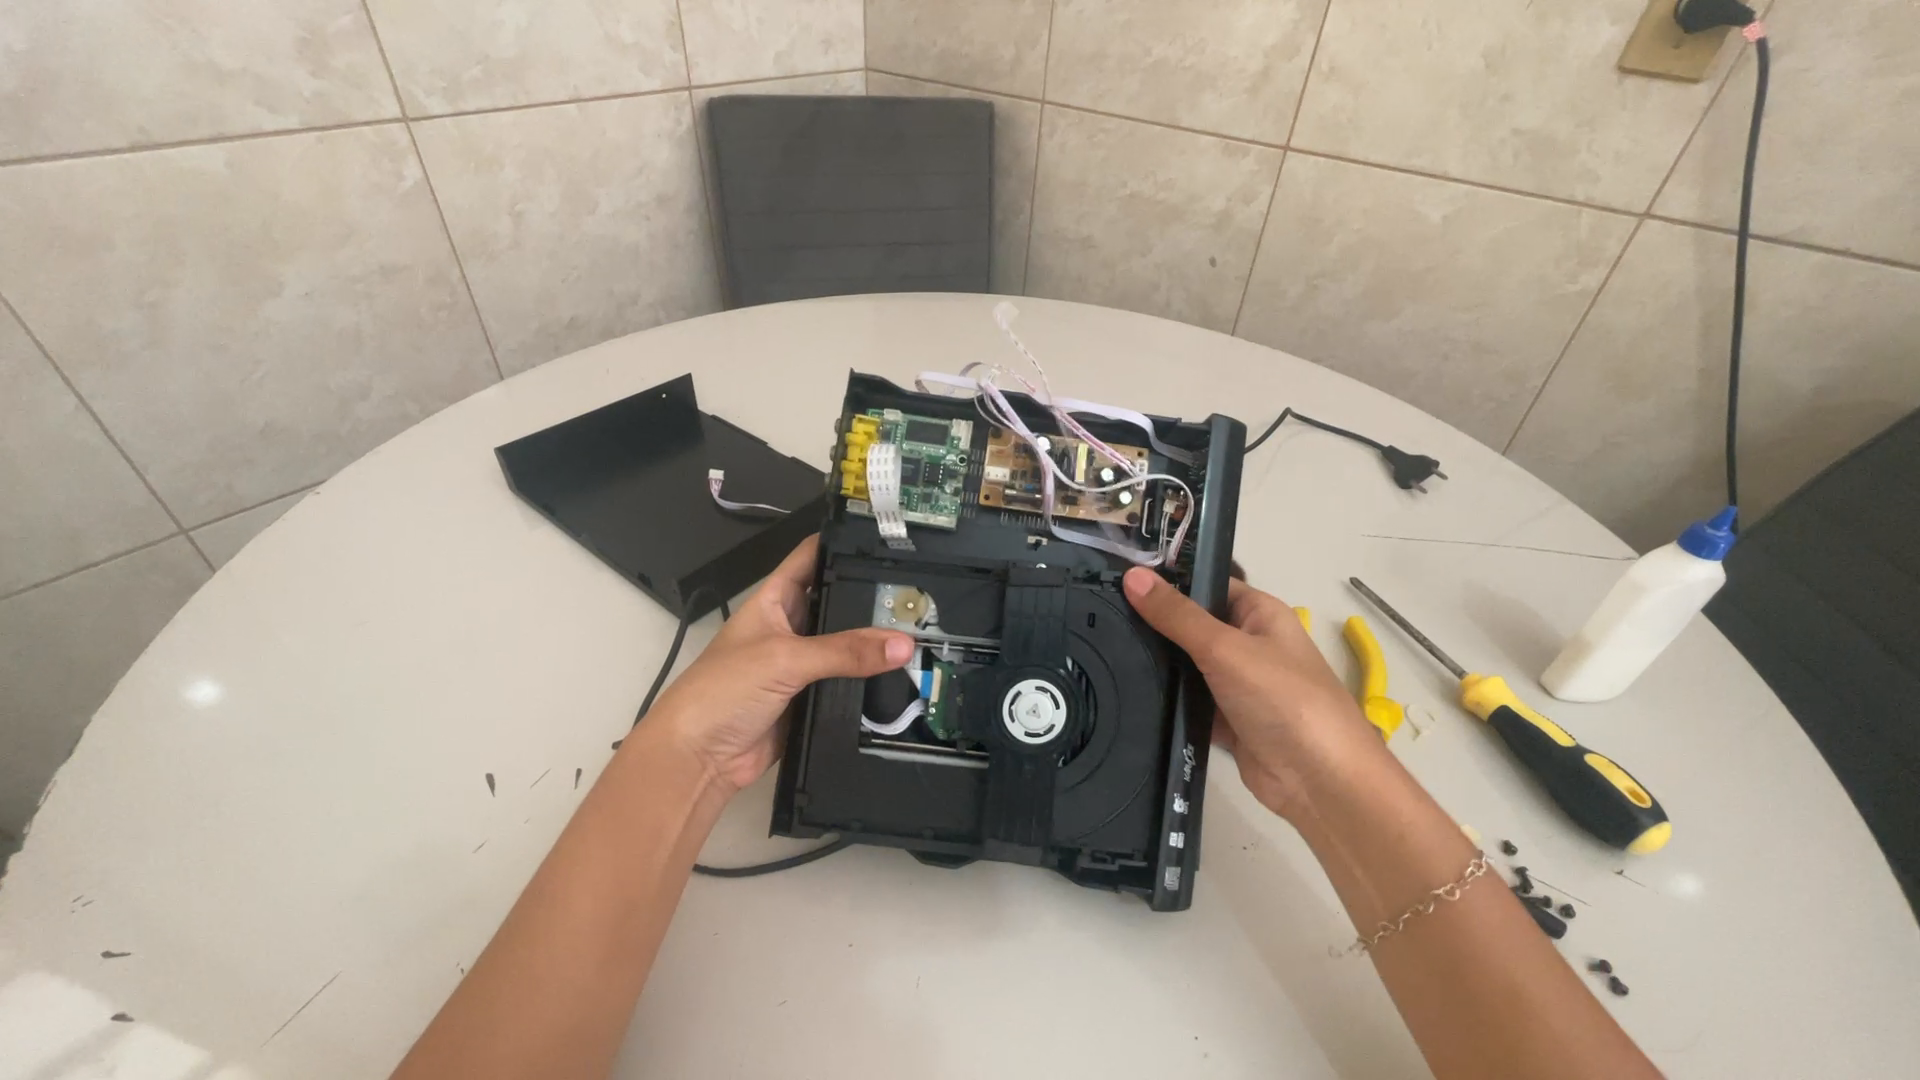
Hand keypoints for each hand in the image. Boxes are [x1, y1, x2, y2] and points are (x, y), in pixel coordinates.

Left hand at [647, 536, 912, 794]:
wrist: (698, 758)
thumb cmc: (724, 690)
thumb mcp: (784, 659)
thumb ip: (845, 651)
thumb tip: (902, 645)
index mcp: (774, 600)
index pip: (812, 558)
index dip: (843, 543)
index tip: (885, 535)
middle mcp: (791, 626)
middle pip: (838, 602)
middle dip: (872, 596)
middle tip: (918, 588)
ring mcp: (802, 665)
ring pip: (847, 645)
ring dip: (875, 643)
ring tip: (923, 629)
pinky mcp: (812, 699)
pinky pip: (847, 683)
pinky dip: (870, 681)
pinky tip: (902, 675)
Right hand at [1122, 568, 1385, 819]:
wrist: (1319, 780)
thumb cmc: (1282, 698)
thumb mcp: (1225, 648)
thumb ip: (1176, 615)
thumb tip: (1132, 576)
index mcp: (1259, 613)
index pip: (1206, 585)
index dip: (1168, 582)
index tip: (1118, 580)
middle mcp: (1248, 644)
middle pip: (1191, 626)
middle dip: (1154, 625)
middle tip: (1103, 618)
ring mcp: (1236, 684)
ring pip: (1186, 666)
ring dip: (1158, 665)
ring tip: (1102, 651)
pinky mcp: (1225, 720)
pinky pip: (1187, 702)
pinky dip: (1166, 701)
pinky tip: (1126, 692)